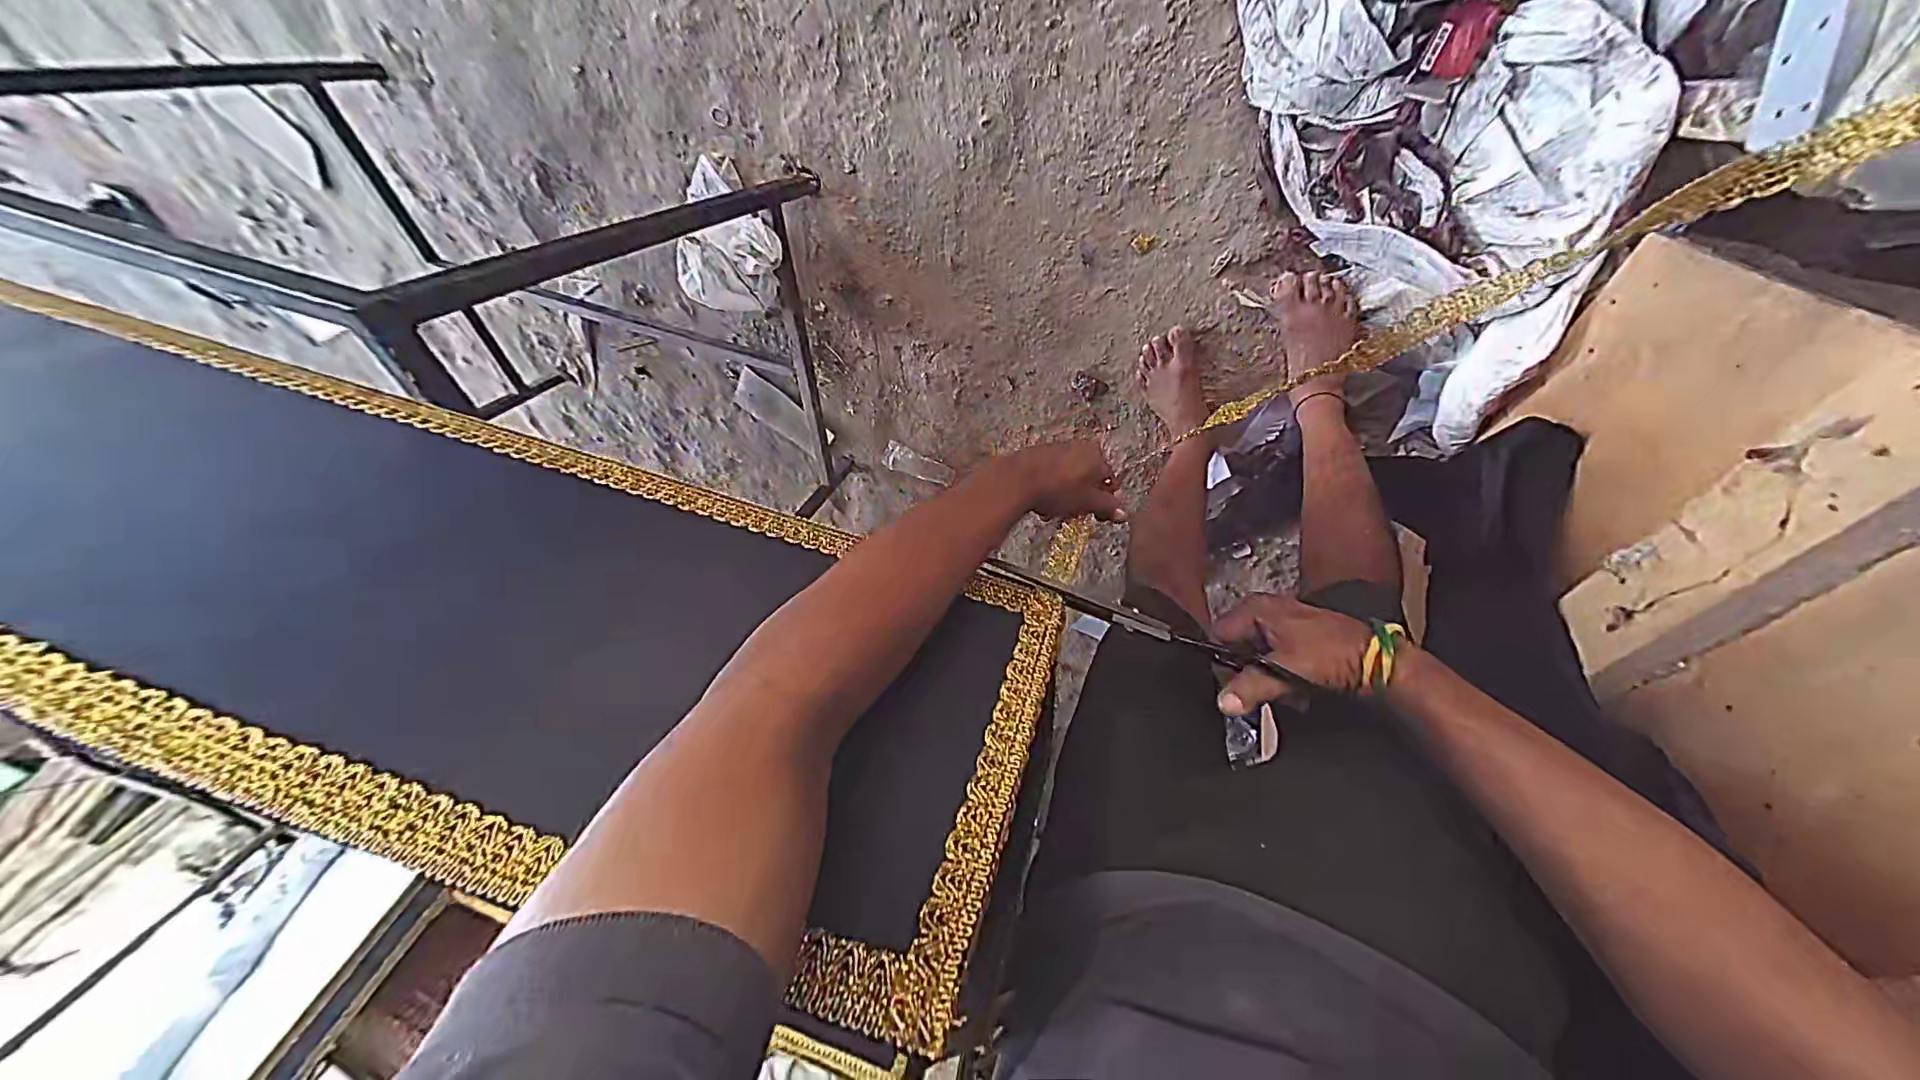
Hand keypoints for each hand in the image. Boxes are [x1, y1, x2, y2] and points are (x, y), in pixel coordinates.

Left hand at [1002, 440, 1126, 521]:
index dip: (1104, 501)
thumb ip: (1107, 506)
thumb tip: (1123, 513)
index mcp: (1096, 454)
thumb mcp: (1087, 502)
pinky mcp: (1038, 454)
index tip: (1098, 515)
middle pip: (1088, 478)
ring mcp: (1057, 448)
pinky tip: (1041, 501)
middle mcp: (1079, 446)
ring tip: (1054, 509)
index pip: (1109, 480)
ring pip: (1069, 477)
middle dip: (1082, 498)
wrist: (1017, 480)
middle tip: (1073, 514)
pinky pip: (1052, 474)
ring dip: (1065, 495)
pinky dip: (1051, 487)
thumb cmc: (1056, 488)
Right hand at [1211, 592, 1374, 711]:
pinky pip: (1273, 659)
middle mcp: (1265, 610)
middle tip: (1266, 690)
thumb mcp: (1286, 672)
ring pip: (1255, 657)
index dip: (1224, 664)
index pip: (1218, 637)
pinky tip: (1297, 689)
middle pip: (1236, 648)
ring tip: (1288, 692)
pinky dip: (1280, 676)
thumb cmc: (1336, 654)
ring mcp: (1280, 623)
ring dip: (1267, 679)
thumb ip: (1250, 687)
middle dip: (1250, 675)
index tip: (1236, 685)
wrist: (1378, 661)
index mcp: (1255, 609)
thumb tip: (1224, 701)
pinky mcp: (1295, 638)